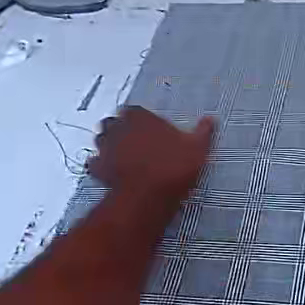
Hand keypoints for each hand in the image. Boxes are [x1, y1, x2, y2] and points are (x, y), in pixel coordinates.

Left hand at [87, 106, 214, 201]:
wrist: (149, 195)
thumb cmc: (173, 166)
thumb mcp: (197, 147)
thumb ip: (202, 131)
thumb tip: (211, 120)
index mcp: (141, 118)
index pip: (134, 109)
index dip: (140, 117)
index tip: (148, 124)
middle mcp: (120, 128)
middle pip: (113, 122)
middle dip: (119, 128)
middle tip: (133, 138)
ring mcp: (106, 148)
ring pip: (101, 139)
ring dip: (108, 143)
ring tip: (120, 152)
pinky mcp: (98, 168)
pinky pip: (94, 163)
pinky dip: (99, 165)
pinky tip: (107, 171)